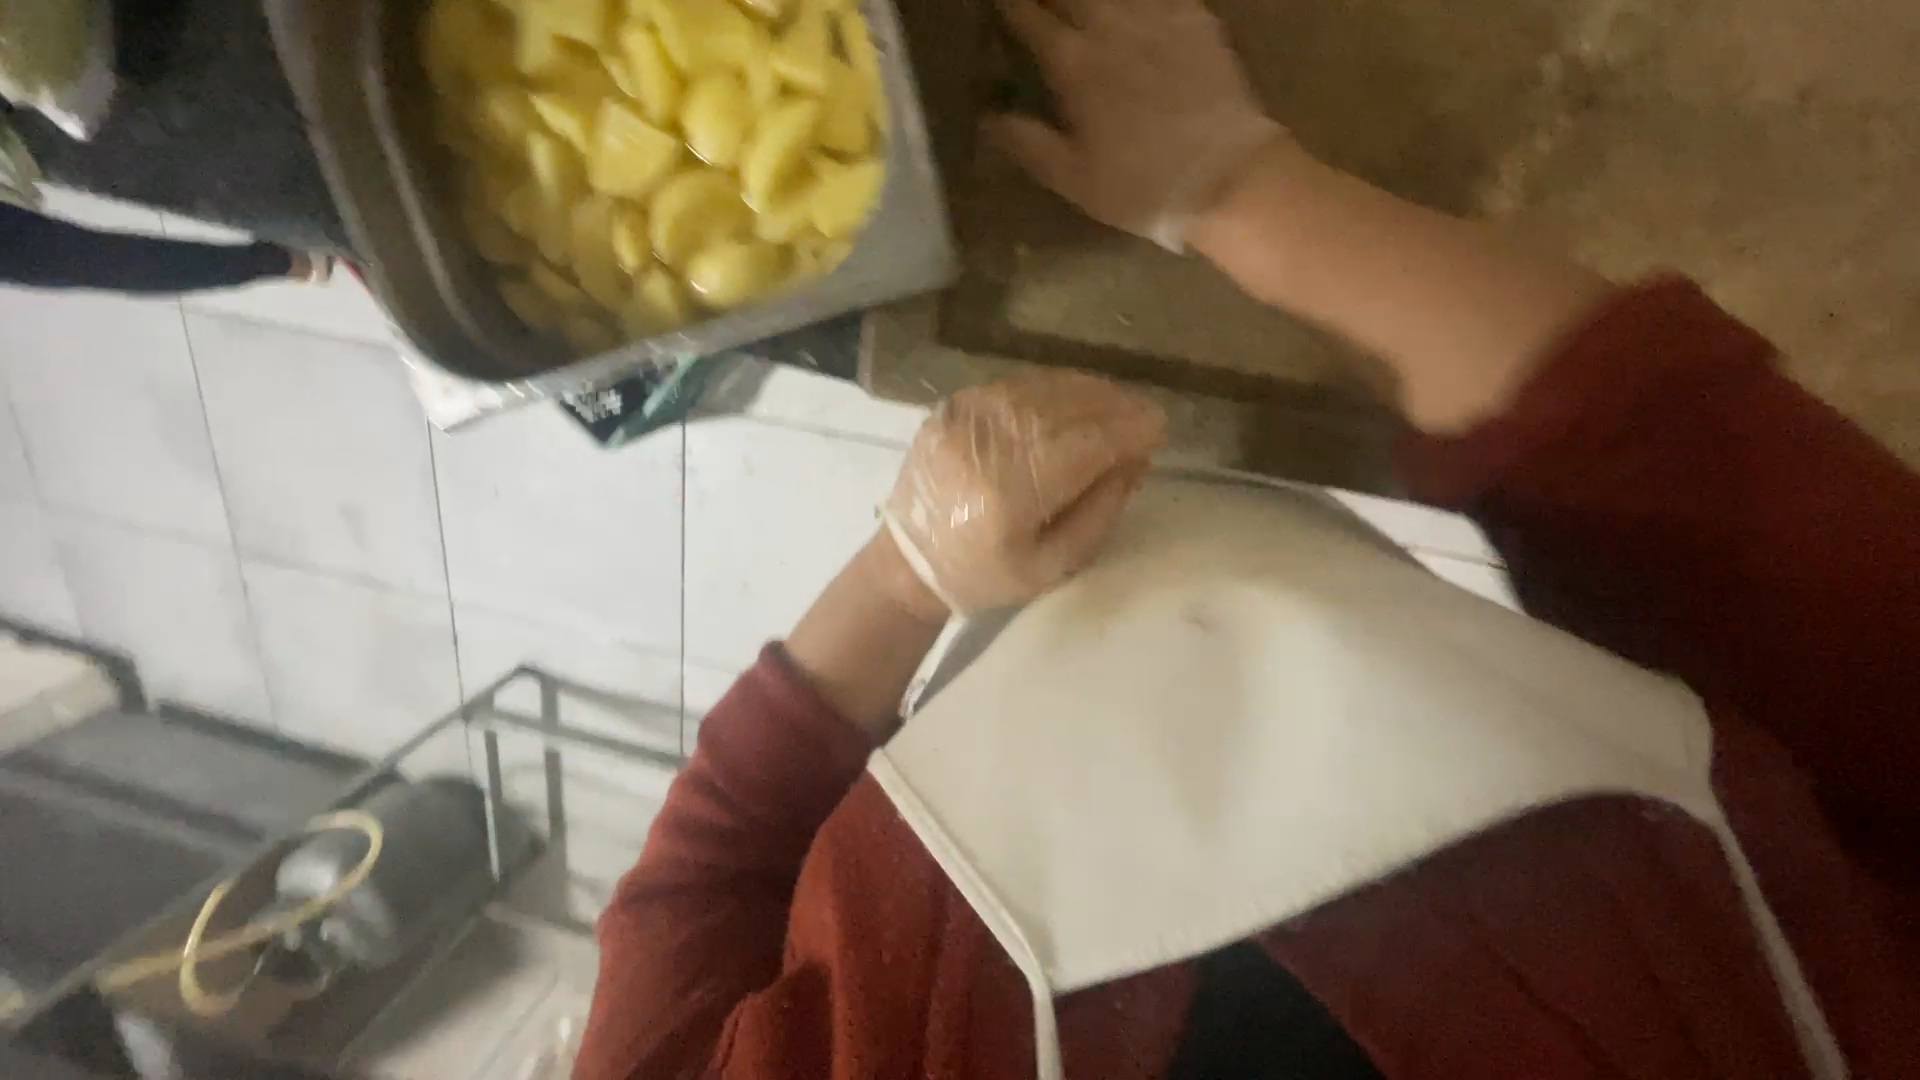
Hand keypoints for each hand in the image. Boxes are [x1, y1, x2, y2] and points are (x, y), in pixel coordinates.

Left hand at [881, 370, 1166, 613]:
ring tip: (1118, 402)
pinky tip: (1074, 396)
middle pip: (1065, 410)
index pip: (1085, 447)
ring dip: (1087, 391)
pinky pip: (1012, 386)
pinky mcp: (949, 409)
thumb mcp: (1052, 566)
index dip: (1128, 433)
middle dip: (1114, 407)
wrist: (907, 563)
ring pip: (1040, 389)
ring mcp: (962, 420)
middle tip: (1144, 413)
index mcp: (1011, 496)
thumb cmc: (984, 576)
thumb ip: (1099, 513)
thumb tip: (1135, 459)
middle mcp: (985, 447)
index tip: (1159, 429)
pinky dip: (1050, 387)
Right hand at [985, 0, 1284, 250]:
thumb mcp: (1073, 179)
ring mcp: (1158, 17)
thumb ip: (1029, 143)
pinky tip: (1138, 4)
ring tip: (1085, 4)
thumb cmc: (1139, 188)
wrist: (1222, 178)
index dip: (1013, 7)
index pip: (1032, 21)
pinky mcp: (1197, 19)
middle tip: (1040, 0)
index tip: (1003, 3)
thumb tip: (990, 119)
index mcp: (1074, 66)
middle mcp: (1111, 27)